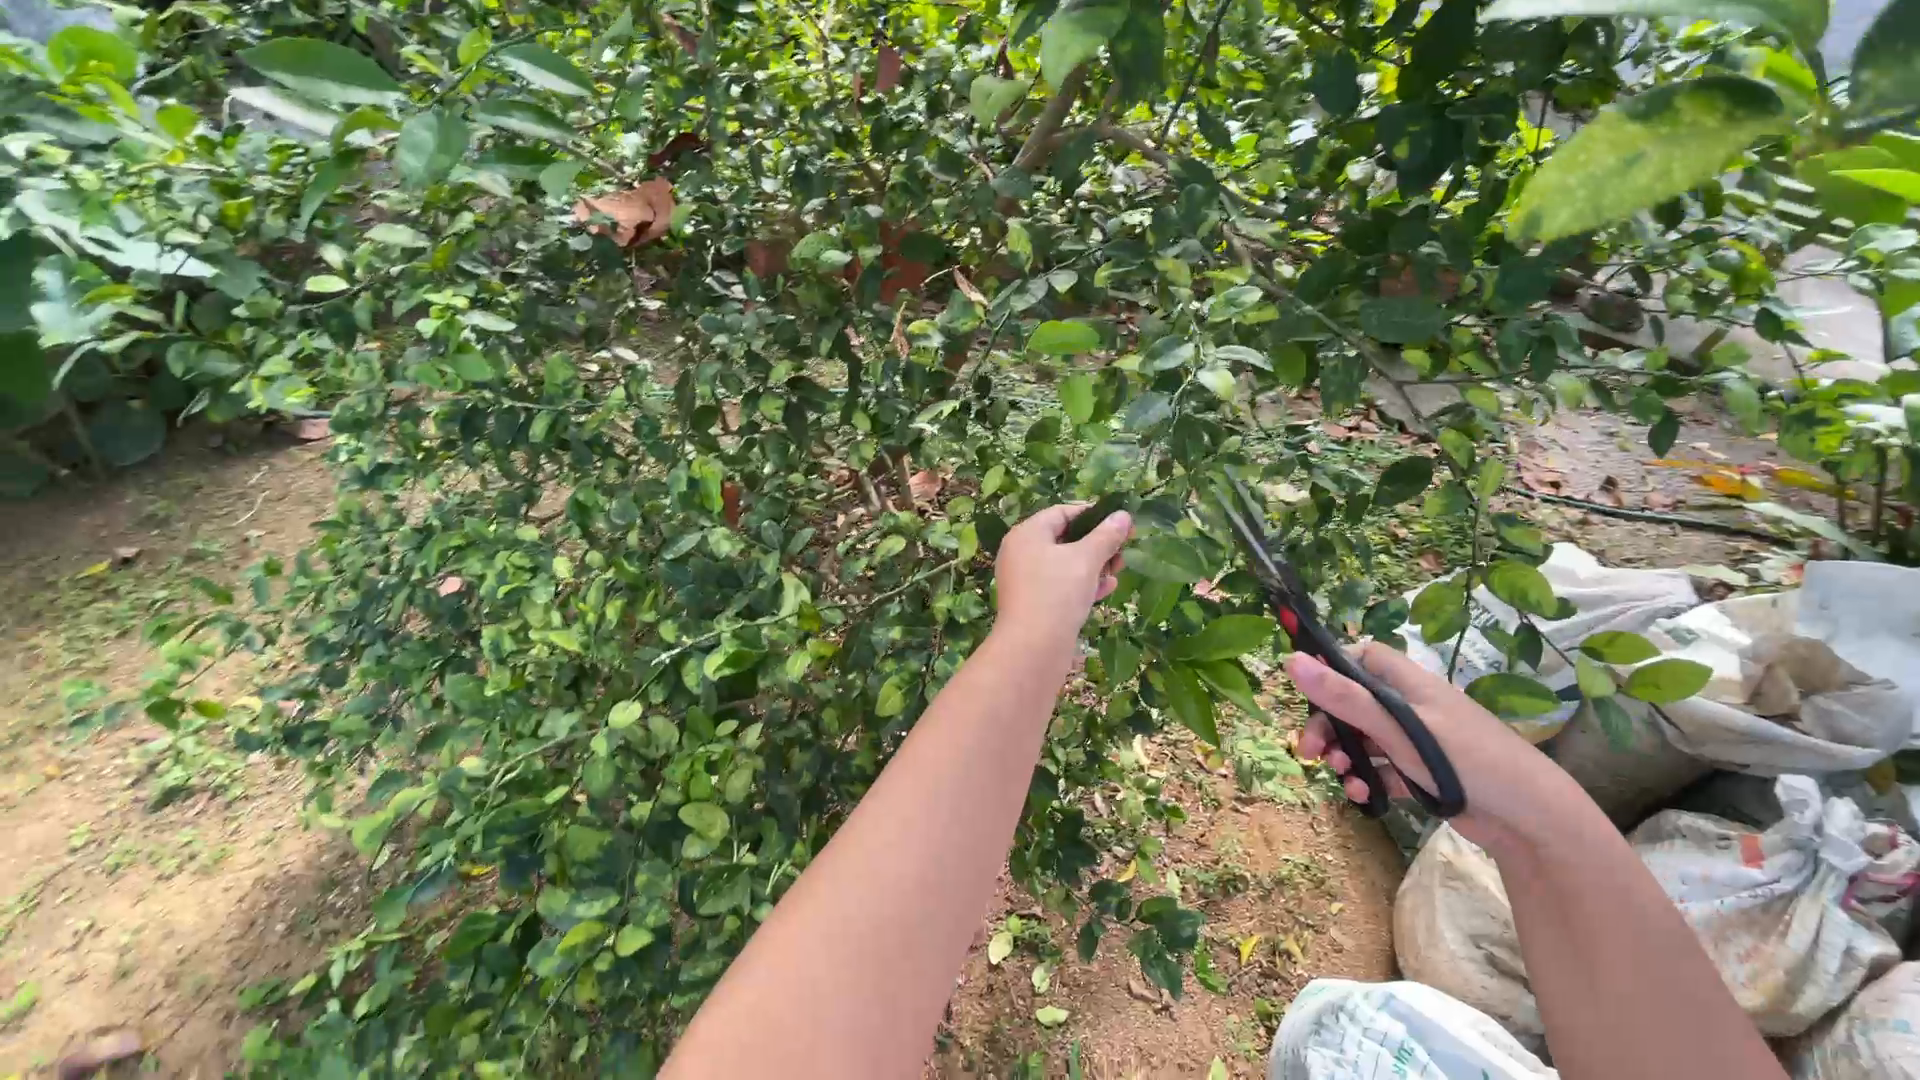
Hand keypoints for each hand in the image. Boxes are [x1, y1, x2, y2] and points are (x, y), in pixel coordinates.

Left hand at [992, 503, 1131, 647]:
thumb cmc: (1057, 592)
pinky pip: (1060, 586)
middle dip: (1097, 544)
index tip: (1119, 522)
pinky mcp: (1033, 603)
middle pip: (1064, 539)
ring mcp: (1025, 580)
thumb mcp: (1086, 559)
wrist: (1032, 647)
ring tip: (1118, 570)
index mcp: (1027, 534)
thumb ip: (1106, 536)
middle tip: (1123, 550)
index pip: (1061, 513)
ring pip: (1064, 565)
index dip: (1092, 514)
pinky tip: (1107, 588)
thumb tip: (1122, 515)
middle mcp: (1021, 553)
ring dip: (1093, 565)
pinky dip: (1082, 584)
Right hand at [1288, 642, 1596, 855]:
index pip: (1360, 658)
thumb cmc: (1464, 759)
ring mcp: (1416, 741)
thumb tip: (1290, 659)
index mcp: (1406, 683)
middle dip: (1327, 727)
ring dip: (1344, 757)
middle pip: (1352, 703)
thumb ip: (1343, 696)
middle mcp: (1410, 706)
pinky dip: (1367, 779)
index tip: (1309, 695)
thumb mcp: (1396, 727)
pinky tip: (1362, 796)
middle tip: (1309, 752)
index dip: (1331, 671)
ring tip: (1340, 778)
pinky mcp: (1421, 773)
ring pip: (1363, 740)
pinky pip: (1381, 769)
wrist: (1530, 819)